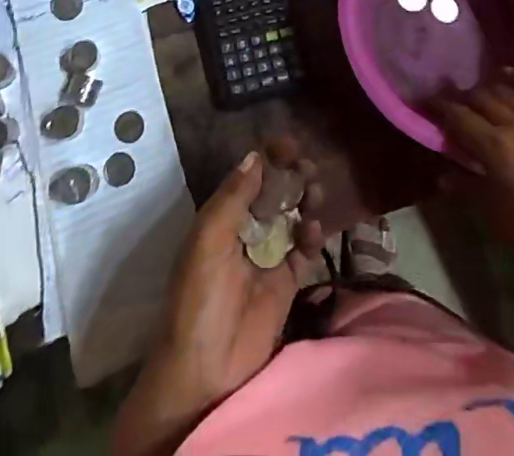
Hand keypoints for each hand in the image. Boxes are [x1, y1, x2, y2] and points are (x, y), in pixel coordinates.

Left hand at [161, 151, 324, 402]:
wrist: (207, 368)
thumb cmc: (199, 297)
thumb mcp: (208, 240)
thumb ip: (233, 198)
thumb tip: (255, 156)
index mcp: (220, 219)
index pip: (247, 178)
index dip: (267, 159)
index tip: (289, 144)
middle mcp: (244, 233)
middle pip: (273, 194)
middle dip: (290, 176)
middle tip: (307, 167)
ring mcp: (266, 258)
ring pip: (291, 218)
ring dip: (303, 200)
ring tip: (314, 191)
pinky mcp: (286, 284)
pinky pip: (303, 251)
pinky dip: (311, 237)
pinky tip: (314, 229)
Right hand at [439, 67, 513, 300]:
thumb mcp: (499, 219)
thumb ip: (469, 189)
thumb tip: (443, 174)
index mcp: (496, 148)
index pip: (457, 117)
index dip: (438, 108)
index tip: (424, 104)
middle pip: (480, 99)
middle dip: (459, 97)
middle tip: (445, 101)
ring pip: (507, 91)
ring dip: (486, 87)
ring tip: (472, 90)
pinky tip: (508, 75)